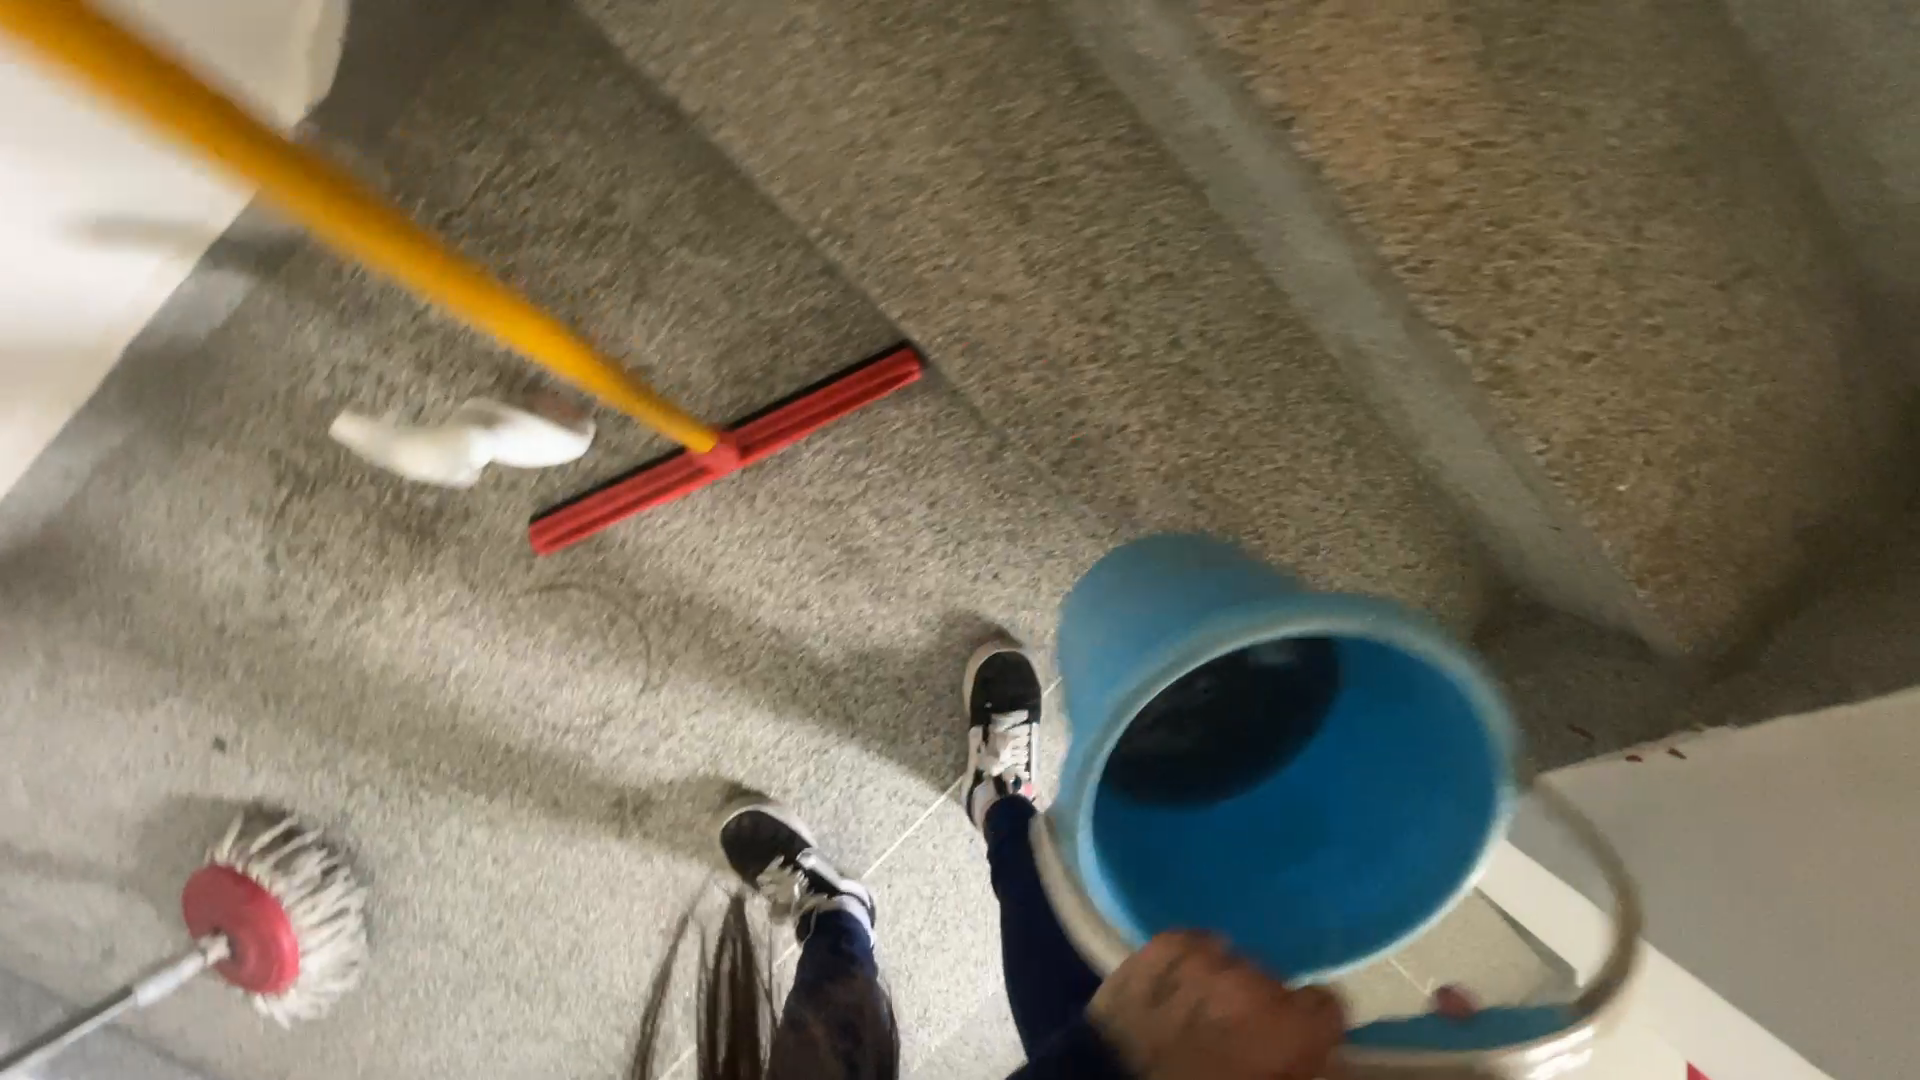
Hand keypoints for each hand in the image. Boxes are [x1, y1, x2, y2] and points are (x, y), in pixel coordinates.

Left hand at [1087, 931, 1345, 1079]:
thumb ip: (1303, 1069)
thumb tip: (1324, 1058)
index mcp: (1286, 1026)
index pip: (1328, 1006)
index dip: (1313, 1028)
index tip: (1297, 1043)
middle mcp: (1252, 979)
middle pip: (1274, 985)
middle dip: (1263, 1009)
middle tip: (1238, 1038)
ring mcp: (1205, 953)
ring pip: (1235, 964)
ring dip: (1226, 985)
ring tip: (1202, 1012)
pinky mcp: (1165, 940)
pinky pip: (1197, 945)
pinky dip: (1194, 964)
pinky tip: (1179, 988)